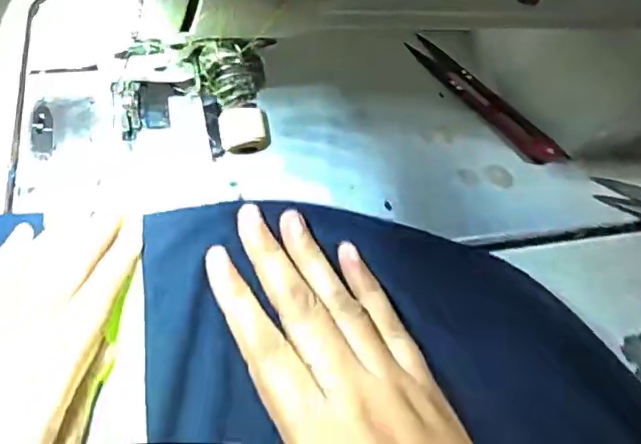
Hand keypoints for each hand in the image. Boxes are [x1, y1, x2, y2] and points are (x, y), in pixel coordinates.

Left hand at [0, 214, 141, 443]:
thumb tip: (106, 348)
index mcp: (52, 360)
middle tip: (115, 206)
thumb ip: (80, 395)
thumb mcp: (49, 443)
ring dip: (58, 237)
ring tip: (80, 212)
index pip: (97, 296)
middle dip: (95, 234)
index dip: (120, 260)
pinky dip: (2, 256)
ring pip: (27, 267)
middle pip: (66, 268)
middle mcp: (18, 332)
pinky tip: (20, 237)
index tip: (137, 229)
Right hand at [205, 204, 471, 443]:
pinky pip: (389, 320)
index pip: (266, 352)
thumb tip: (267, 376)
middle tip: (251, 218)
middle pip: (302, 312)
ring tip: (292, 220)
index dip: (238, 302)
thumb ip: (288, 429)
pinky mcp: (421, 377)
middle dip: (271, 260)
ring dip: (313, 258)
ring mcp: (390, 378)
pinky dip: (368, 284)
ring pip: (343, 304)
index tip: (219, 259)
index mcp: (317, 430)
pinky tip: (351, 252)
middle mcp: (352, 391)